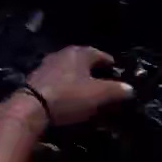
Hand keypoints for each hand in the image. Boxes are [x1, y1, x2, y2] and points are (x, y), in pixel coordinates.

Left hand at [11, 45, 135, 126]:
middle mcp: (63, 54)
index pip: (101, 55)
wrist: (30, 107)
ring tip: (86, 92)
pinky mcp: (36, 80)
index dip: (110, 64)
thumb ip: (117, 90)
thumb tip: (130, 89)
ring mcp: (47, 65)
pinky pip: (57, 81)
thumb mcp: (98, 95)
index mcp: (80, 53)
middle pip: (83, 61)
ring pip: (69, 71)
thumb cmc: (69, 96)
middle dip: (94, 72)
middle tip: (104, 83)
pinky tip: (68, 98)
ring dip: (78, 80)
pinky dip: (65, 87)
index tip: (117, 73)